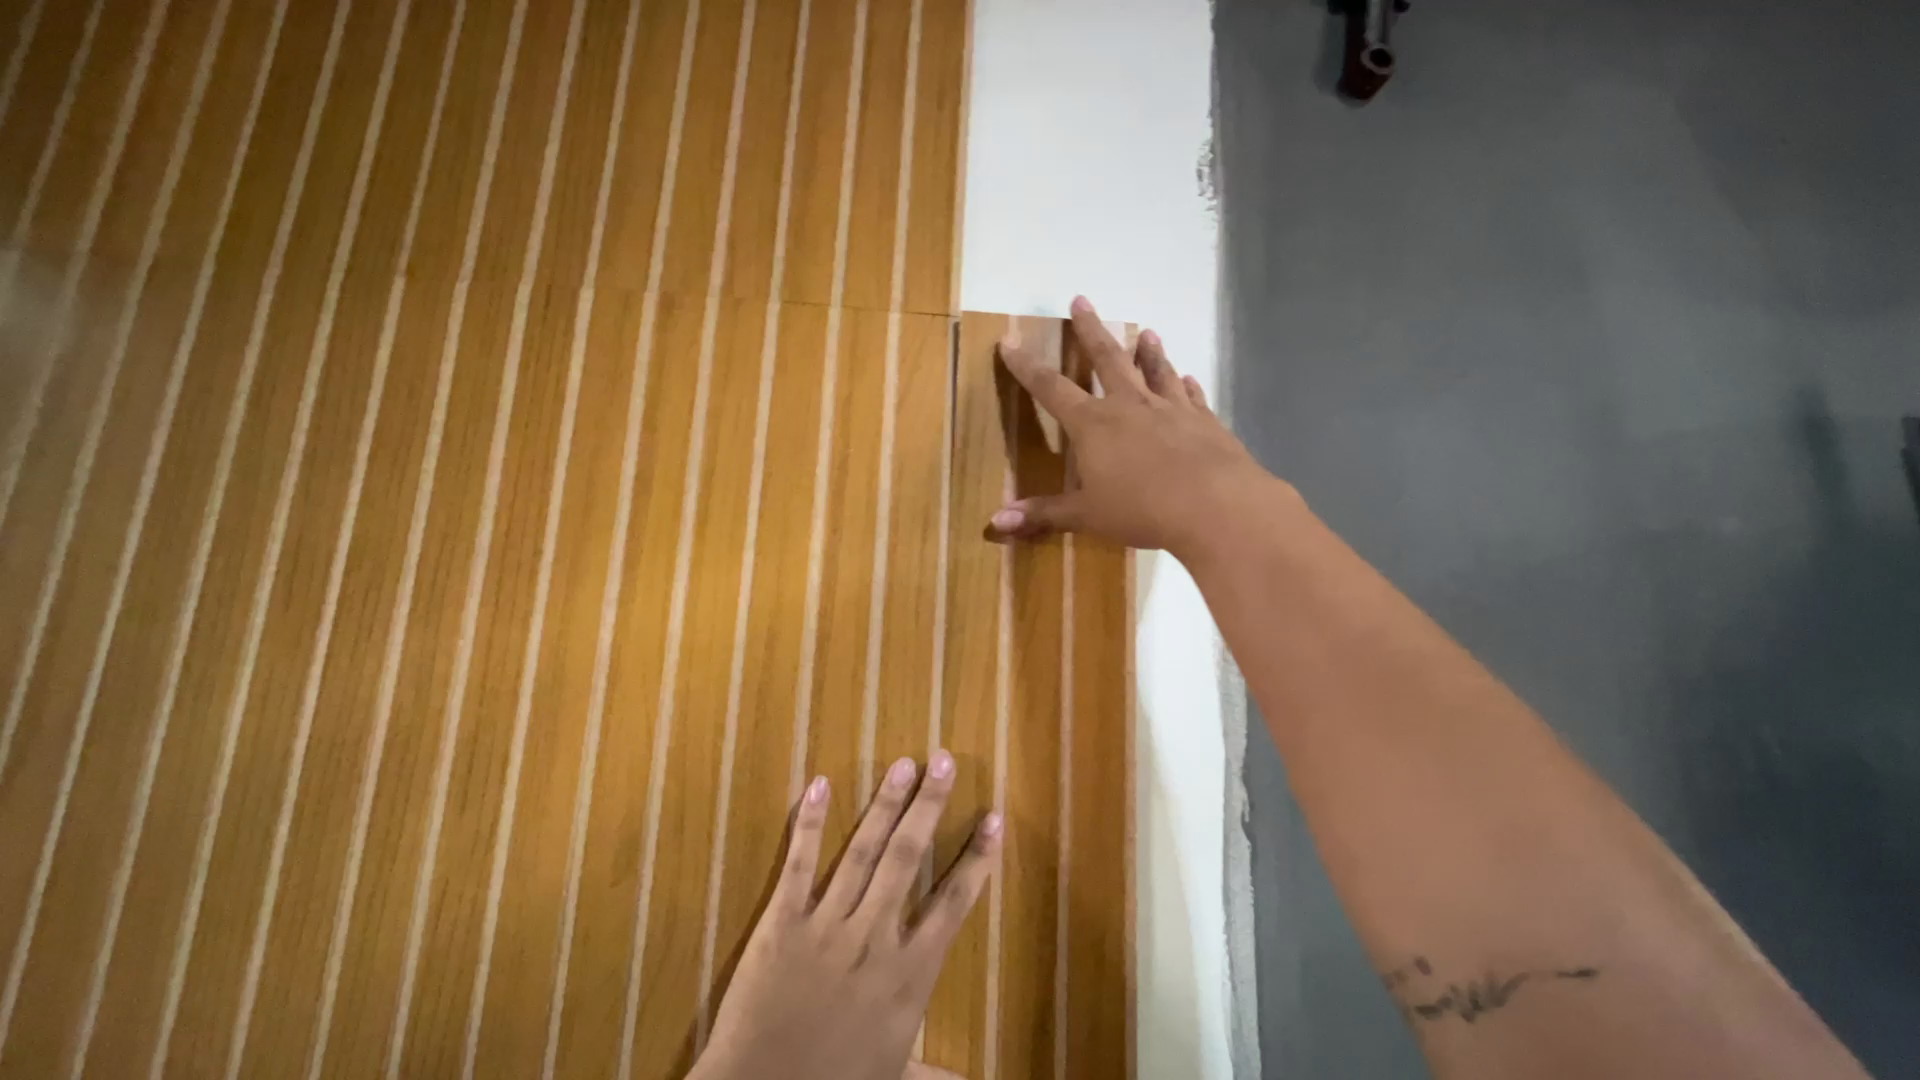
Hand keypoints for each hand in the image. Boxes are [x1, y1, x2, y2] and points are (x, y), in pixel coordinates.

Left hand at [691, 752, 1001, 1079]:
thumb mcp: (894, 1075)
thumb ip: (935, 1074)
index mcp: (909, 973)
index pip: (953, 903)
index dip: (976, 858)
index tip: (993, 818)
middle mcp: (875, 938)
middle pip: (908, 859)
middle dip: (930, 806)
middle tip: (945, 760)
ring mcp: (827, 925)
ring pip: (863, 852)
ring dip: (885, 804)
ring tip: (903, 763)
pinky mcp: (783, 923)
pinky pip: (799, 866)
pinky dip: (808, 825)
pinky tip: (818, 784)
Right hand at [990, 296, 1287, 561]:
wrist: (1215, 505)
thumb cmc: (1141, 509)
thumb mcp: (1086, 515)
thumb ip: (1044, 513)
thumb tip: (997, 521)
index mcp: (1093, 424)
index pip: (1050, 388)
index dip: (1026, 367)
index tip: (1010, 341)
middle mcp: (1129, 405)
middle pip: (1106, 359)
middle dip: (1090, 330)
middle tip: (1081, 301)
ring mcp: (1170, 409)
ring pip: (1155, 370)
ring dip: (1148, 351)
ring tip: (1146, 332)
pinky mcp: (1204, 421)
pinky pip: (1192, 396)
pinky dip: (1186, 385)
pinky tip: (1188, 378)